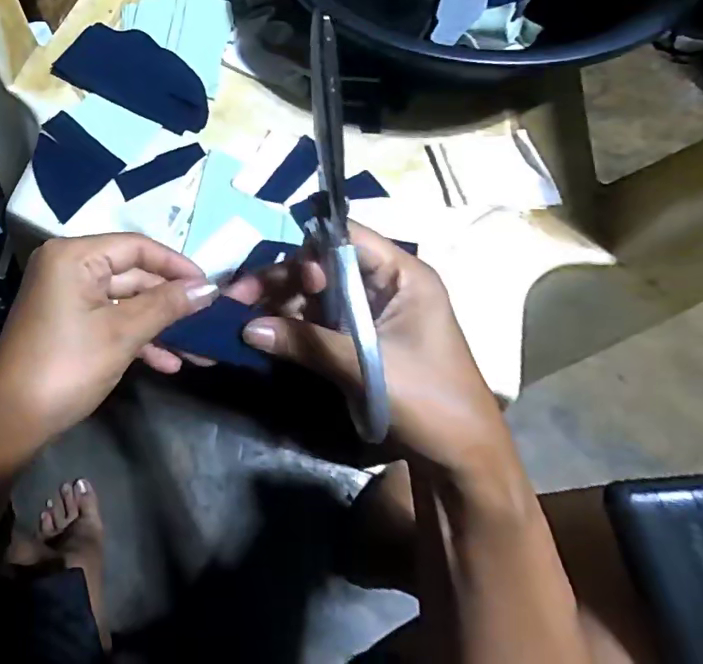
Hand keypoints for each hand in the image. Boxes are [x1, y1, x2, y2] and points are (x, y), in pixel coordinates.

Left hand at [0, 233, 216, 445]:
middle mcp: (68, 267)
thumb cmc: (66, 367)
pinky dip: (138, 337)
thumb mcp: (123, 334)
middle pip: (133, 274)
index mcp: (74, 256)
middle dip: (172, 302)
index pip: (137, 246)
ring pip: (126, 300)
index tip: (210, 286)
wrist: (10, 425)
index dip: (176, 265)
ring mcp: (67, 296)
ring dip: (160, 324)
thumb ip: (168, 304)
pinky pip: (111, 318)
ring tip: (197, 349)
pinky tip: (169, 362)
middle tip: (208, 319)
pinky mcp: (68, 322)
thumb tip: (210, 287)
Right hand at [227, 224, 515, 482]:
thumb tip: (248, 328)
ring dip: (281, 302)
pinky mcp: (362, 340)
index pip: (349, 238)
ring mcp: (374, 313)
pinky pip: (322, 320)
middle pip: (326, 265)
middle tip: (238, 296)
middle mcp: (386, 285)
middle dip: (283, 279)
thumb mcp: (367, 369)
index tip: (282, 279)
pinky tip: (263, 331)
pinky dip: (294, 325)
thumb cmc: (431, 403)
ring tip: (239, 314)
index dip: (311, 250)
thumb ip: (308, 343)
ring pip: (318, 294)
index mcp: (404, 276)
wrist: (463, 463)